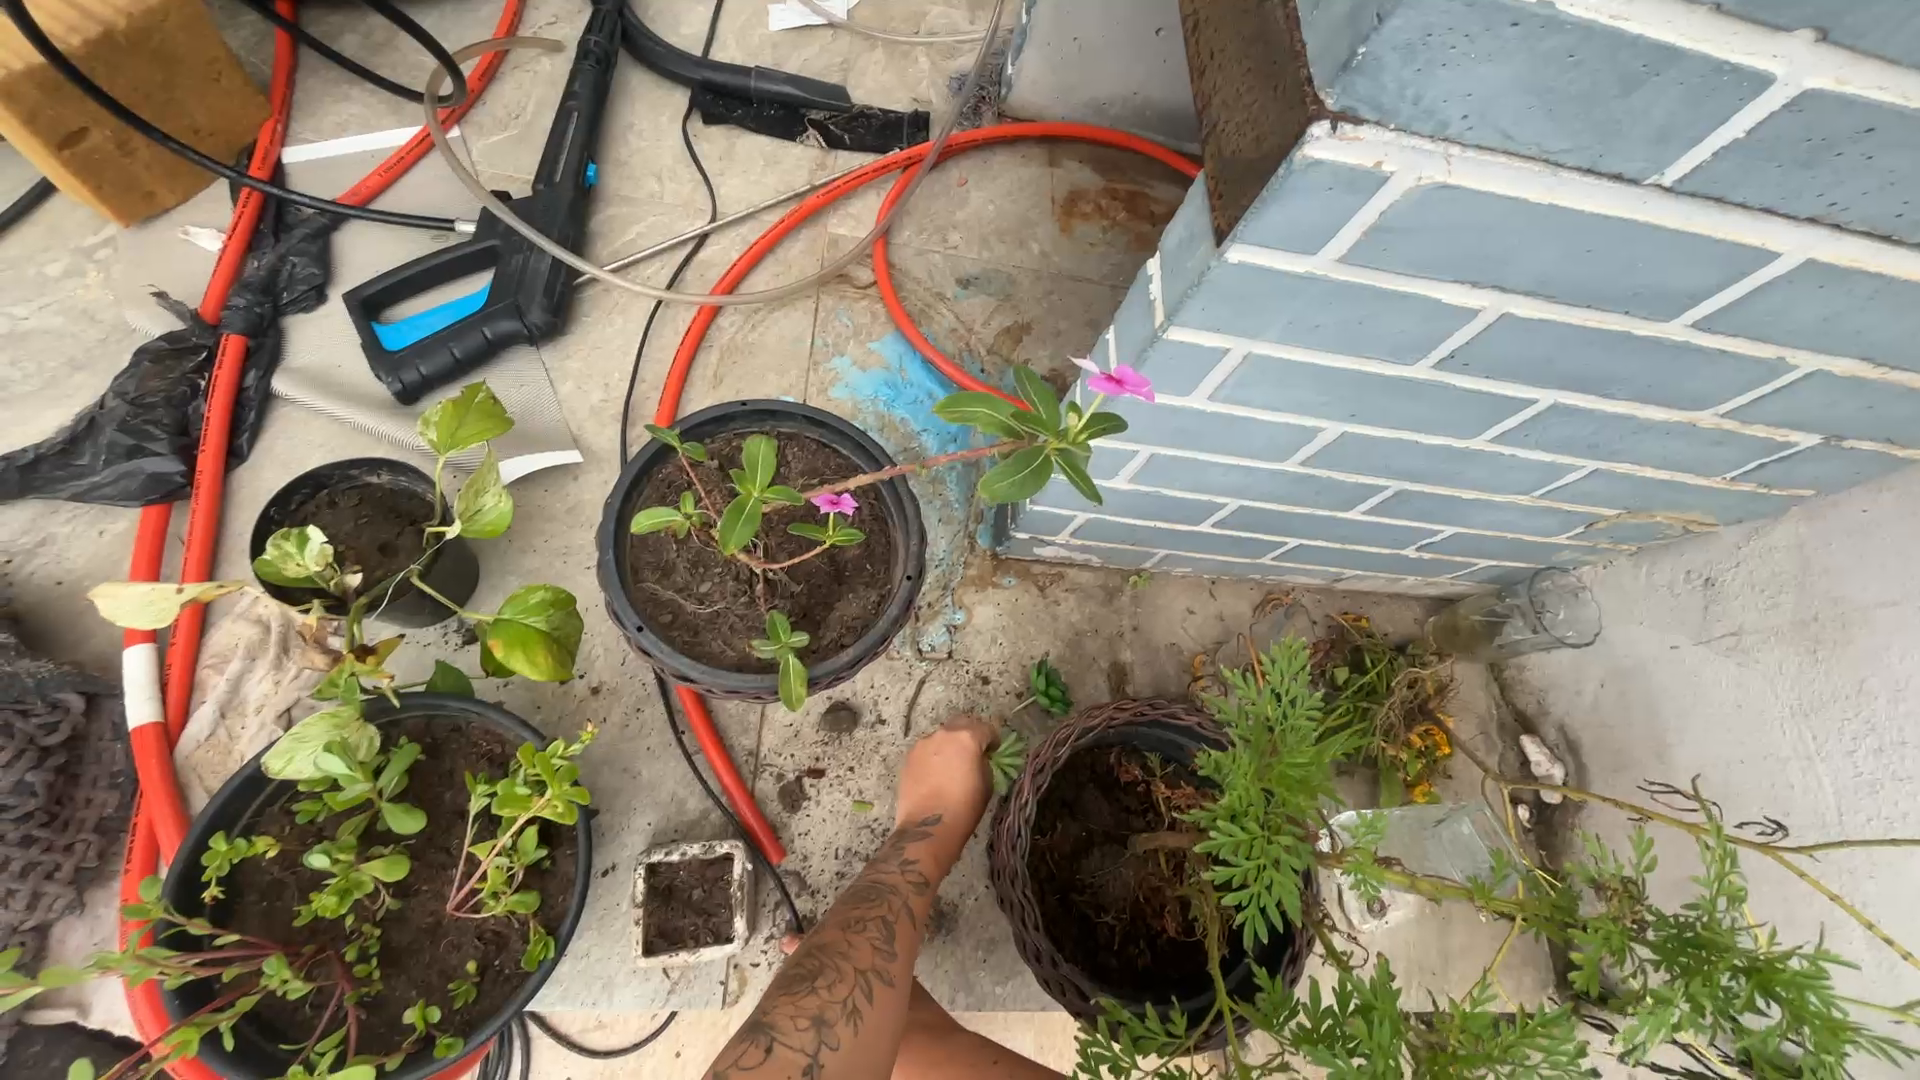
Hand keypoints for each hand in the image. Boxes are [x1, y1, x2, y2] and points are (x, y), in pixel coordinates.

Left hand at [892, 715, 996, 872]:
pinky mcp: (909, 757)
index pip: (986, 728)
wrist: (928, 826)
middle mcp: (944, 734)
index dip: (993, 739)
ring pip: (941, 736)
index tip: (994, 750)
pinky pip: (927, 749)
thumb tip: (977, 758)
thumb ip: (984, 762)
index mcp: (967, 738)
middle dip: (970, 734)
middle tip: (974, 751)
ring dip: (950, 745)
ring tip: (952, 765)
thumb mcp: (986, 783)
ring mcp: (923, 744)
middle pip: (961, 724)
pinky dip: (934, 755)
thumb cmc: (964, 807)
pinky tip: (936, 773)